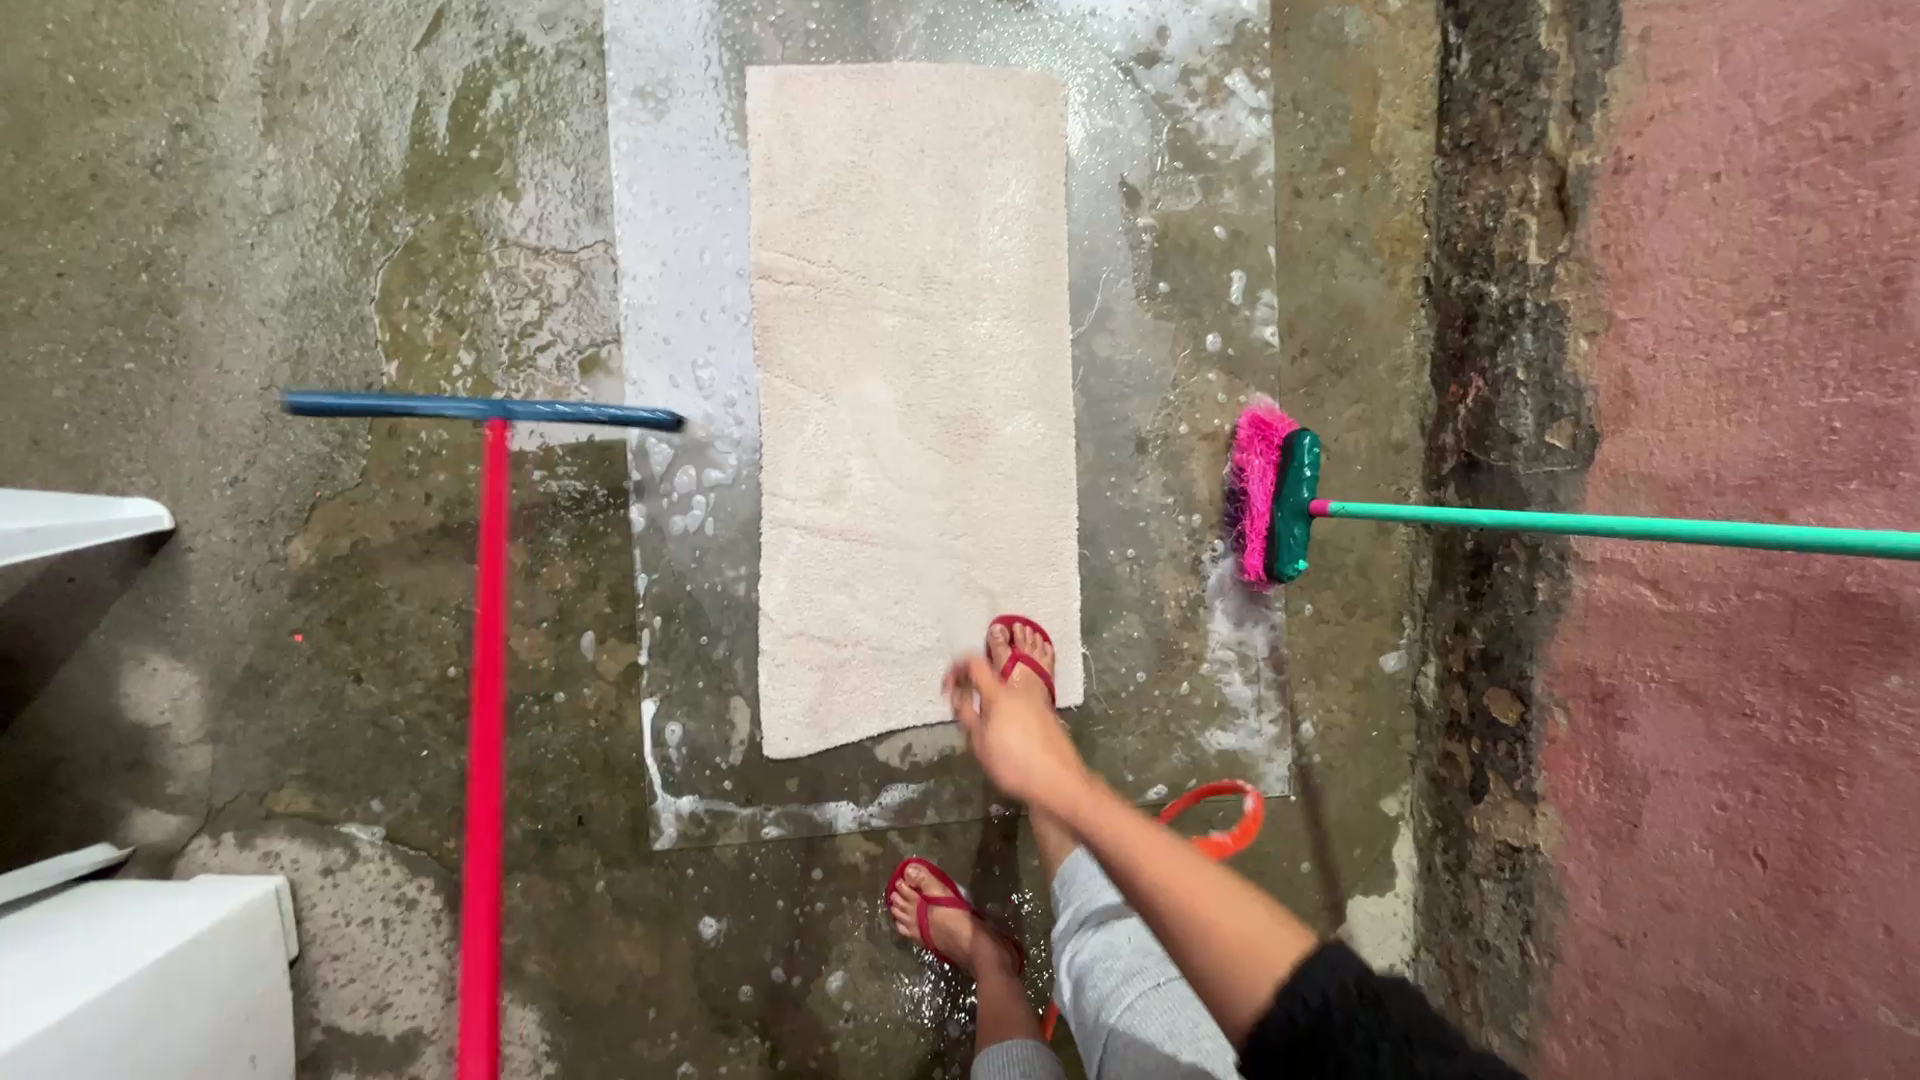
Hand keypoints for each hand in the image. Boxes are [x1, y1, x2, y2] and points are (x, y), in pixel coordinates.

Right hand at [944, 653, 1090, 809]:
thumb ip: (967, 714)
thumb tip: (959, 695)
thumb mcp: (980, 742)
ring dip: (989, 697)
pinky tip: (1004, 731)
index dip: (957, 669)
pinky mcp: (1046, 712)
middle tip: (964, 708)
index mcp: (999, 692)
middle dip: (973, 685)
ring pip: (1005, 688)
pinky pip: (1019, 699)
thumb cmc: (1014, 763)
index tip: (948, 689)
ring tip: (983, 724)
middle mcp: (1019, 688)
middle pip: (991, 673)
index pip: (974, 662)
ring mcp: (1036, 699)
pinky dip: (1006, 706)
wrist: (1059, 781)